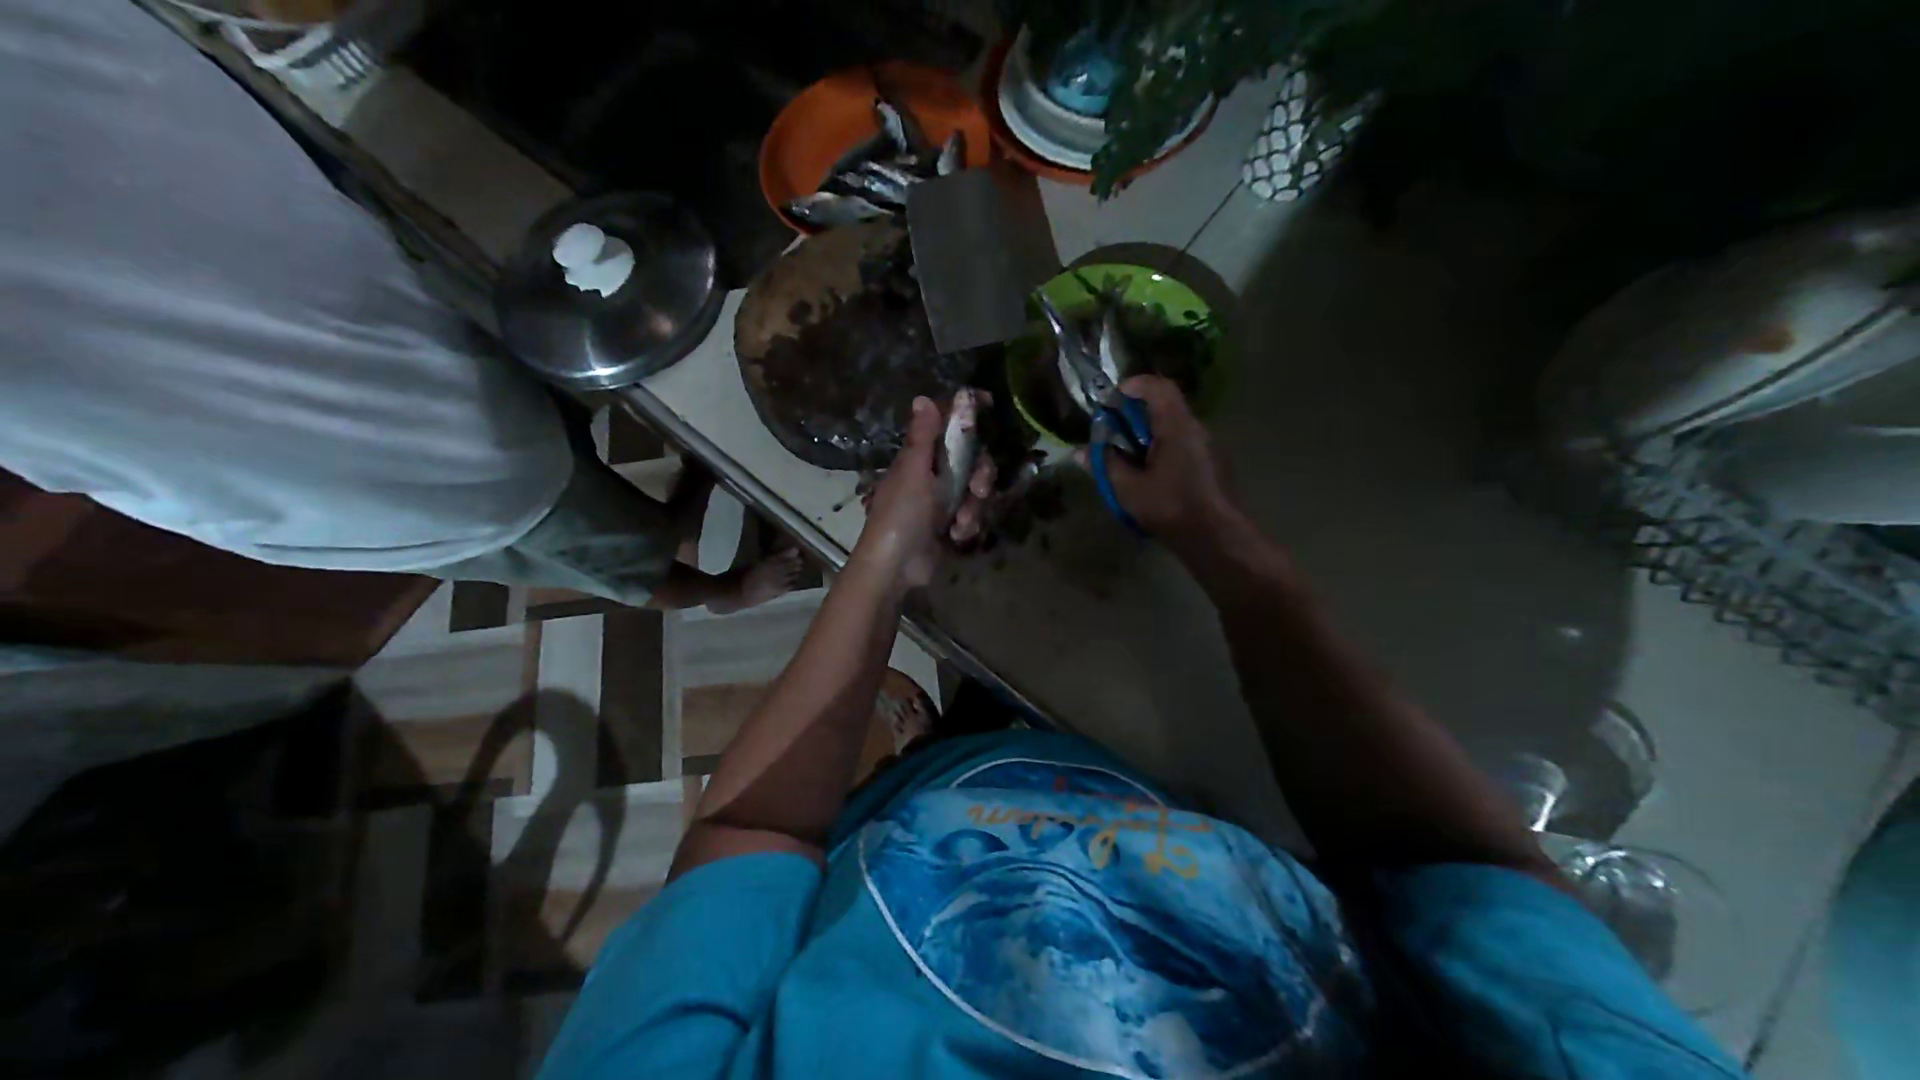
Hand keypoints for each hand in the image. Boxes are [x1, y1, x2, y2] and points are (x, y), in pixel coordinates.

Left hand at [855, 394, 995, 589]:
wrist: (895, 567)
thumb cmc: (900, 515)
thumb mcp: (912, 472)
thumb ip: (923, 437)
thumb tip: (923, 397)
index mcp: (920, 458)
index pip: (947, 426)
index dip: (967, 415)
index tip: (990, 405)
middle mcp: (932, 475)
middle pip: (972, 460)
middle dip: (980, 476)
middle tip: (978, 490)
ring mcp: (941, 501)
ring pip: (976, 490)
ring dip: (973, 508)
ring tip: (959, 524)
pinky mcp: (949, 524)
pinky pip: (972, 515)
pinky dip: (967, 526)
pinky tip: (955, 537)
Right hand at [1080, 375, 1241, 552]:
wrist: (1217, 538)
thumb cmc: (1171, 508)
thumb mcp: (1128, 488)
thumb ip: (1104, 465)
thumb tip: (1079, 452)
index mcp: (1177, 426)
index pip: (1158, 386)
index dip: (1133, 385)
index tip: (1112, 400)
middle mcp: (1197, 429)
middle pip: (1166, 406)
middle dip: (1136, 415)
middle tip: (1114, 433)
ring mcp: (1209, 447)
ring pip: (1175, 427)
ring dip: (1150, 435)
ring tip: (1129, 458)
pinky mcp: (1213, 465)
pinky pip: (1184, 445)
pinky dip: (1164, 449)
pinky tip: (1152, 476)